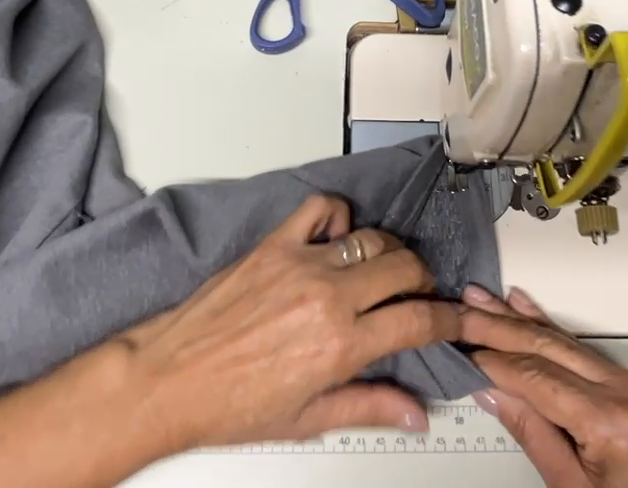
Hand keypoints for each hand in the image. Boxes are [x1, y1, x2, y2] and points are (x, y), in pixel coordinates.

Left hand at [119, 195, 459, 448]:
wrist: (172, 378)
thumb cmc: (232, 403)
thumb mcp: (307, 419)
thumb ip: (369, 406)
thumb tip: (415, 413)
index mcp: (340, 345)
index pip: (416, 320)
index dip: (446, 317)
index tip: (455, 316)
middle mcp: (327, 297)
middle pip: (403, 267)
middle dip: (422, 279)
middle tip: (418, 293)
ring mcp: (301, 263)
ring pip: (371, 238)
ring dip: (388, 251)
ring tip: (384, 268)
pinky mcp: (275, 245)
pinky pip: (321, 208)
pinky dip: (339, 216)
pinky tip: (338, 238)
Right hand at [461, 285, 627, 487]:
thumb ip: (530, 433)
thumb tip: (486, 387)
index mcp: (609, 419)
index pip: (537, 377)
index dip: (495, 361)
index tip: (459, 348)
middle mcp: (623, 389)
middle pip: (547, 348)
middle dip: (499, 327)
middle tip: (460, 309)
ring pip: (560, 340)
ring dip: (516, 319)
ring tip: (479, 298)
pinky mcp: (627, 382)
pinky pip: (578, 349)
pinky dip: (545, 326)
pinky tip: (520, 304)